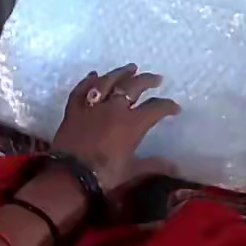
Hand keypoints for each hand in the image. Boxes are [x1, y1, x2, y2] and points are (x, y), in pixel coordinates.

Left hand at [51, 65, 180, 192]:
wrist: (68, 177)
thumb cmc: (103, 175)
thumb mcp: (132, 172)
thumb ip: (154, 166)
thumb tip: (176, 168)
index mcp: (131, 124)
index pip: (155, 108)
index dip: (167, 106)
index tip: (175, 108)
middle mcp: (113, 109)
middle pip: (132, 87)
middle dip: (147, 80)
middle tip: (156, 78)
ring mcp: (92, 107)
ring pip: (107, 82)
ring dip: (120, 73)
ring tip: (130, 68)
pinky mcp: (73, 110)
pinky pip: (81, 90)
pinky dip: (88, 81)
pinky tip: (93, 75)